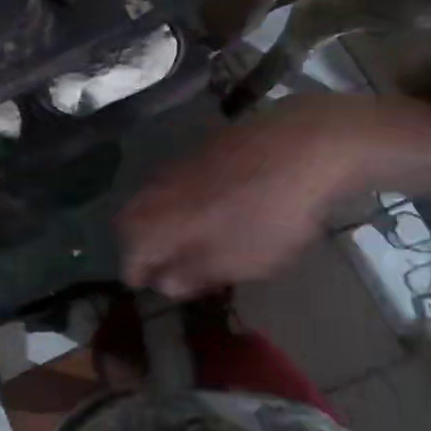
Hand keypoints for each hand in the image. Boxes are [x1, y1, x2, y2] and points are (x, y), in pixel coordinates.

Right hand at [119, 96, 425, 297]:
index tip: (153, 286)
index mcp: (158, 224)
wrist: (301, 144)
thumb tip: (165, 283)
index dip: (138, 275)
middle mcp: (156, 192)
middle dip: (138, 243)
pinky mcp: (200, 149)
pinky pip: (174, 183)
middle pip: (129, 221)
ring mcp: (177, 166)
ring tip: (186, 237)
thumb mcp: (238, 261)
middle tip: (162, 261)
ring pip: (150, 199)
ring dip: (157, 220)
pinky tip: (208, 207)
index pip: (129, 255)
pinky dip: (178, 200)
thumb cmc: (269, 214)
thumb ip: (194, 274)